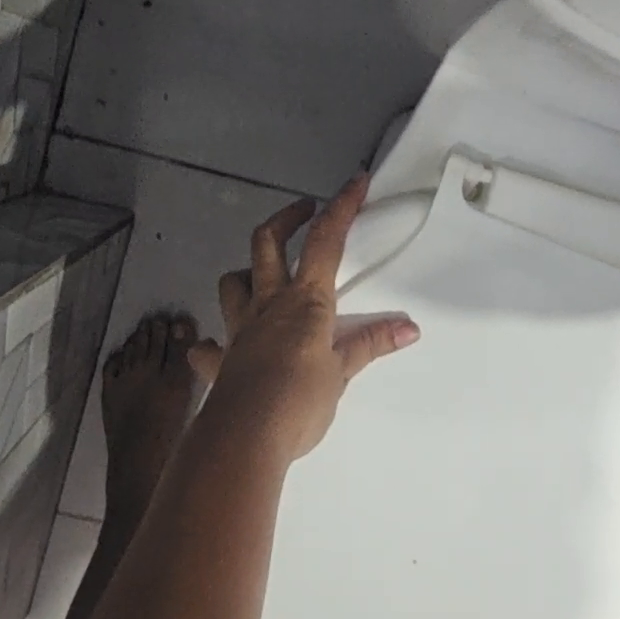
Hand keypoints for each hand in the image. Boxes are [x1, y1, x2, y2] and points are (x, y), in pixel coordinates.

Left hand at [196, 175, 420, 464]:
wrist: (244, 438)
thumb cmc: (299, 401)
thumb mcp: (342, 373)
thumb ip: (370, 345)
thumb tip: (409, 328)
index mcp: (305, 301)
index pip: (326, 241)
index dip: (342, 206)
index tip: (355, 181)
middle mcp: (268, 304)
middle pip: (266, 244)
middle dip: (285, 219)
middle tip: (303, 210)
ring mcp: (239, 330)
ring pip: (232, 283)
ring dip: (246, 273)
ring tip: (261, 278)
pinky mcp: (220, 361)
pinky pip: (209, 347)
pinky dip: (213, 345)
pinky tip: (217, 351)